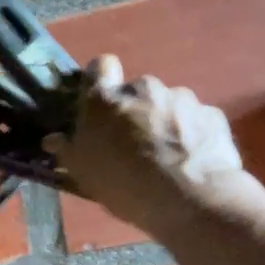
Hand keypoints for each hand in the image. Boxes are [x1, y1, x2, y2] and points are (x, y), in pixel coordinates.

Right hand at [42, 55, 253, 233]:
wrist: (189, 198)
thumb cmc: (123, 184)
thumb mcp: (83, 173)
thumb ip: (68, 150)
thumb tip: (53, 139)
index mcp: (106, 100)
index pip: (100, 67)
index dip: (98, 80)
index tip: (97, 103)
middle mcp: (144, 88)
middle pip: (134, 92)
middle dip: (132, 112)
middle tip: (130, 145)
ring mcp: (181, 98)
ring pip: (165, 105)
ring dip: (161, 123)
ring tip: (163, 159)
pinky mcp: (211, 113)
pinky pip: (192, 120)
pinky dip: (188, 135)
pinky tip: (187, 162)